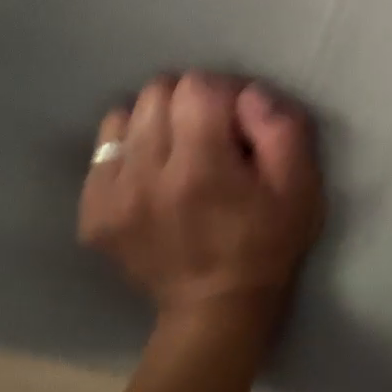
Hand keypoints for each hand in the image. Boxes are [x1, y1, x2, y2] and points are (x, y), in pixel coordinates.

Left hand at [79, 72, 324, 332]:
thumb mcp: (301, 181)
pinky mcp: (90, 214)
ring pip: (122, 116)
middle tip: (217, 129)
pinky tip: (157, 169)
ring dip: (157, 120)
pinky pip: (102, 151)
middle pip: (155, 94)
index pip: (196, 87)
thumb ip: (281, 127)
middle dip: (191, 100)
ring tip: (184, 146)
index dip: (226, 89)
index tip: (244, 115)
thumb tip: (248, 93)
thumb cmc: (271, 237)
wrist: (218, 304)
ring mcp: (109, 198)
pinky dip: (132, 146)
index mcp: (200, 169)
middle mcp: (144, 178)